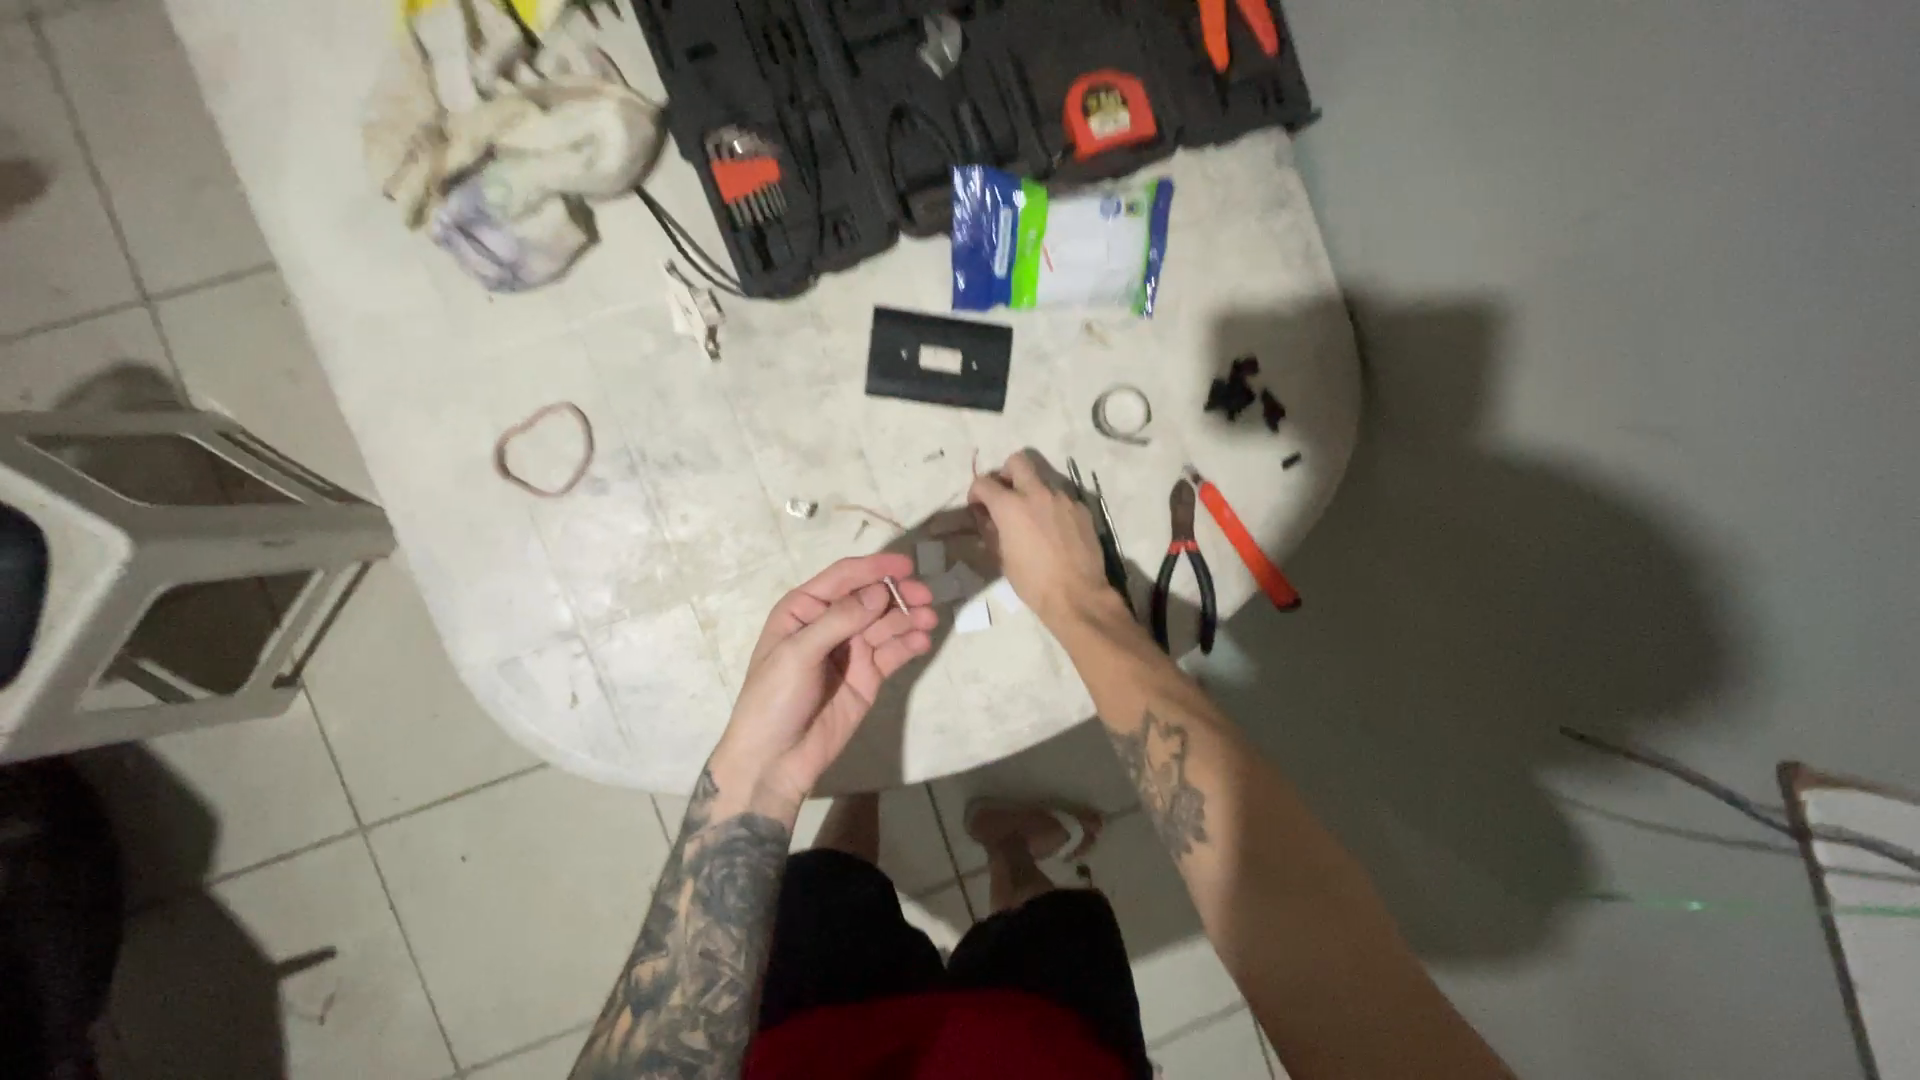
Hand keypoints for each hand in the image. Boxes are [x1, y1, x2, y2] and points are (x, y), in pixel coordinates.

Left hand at [709, 554, 936, 813]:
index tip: (906, 566)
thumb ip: (838, 620)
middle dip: (897, 595)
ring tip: (929, 620)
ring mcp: (851, 651)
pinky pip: (893, 652)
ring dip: (908, 619)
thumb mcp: (797, 654)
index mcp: (803, 610)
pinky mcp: (868, 676)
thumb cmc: (773, 699)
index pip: (843, 578)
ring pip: (886, 624)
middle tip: (925, 597)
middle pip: (870, 598)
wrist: (774, 759)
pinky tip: (922, 642)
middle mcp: (829, 624)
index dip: (874, 568)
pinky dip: (909, 644)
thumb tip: (878, 593)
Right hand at [967, 449, 1113, 626]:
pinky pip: (1062, 499)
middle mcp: (1037, 494)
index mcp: (1011, 506)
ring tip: (1033, 519)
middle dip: (1006, 473)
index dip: (976, 492)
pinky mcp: (1081, 509)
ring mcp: (1063, 499)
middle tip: (1006, 495)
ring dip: (1032, 493)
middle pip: (1017, 461)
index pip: (984, 482)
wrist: (1076, 595)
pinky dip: (1053, 508)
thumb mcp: (1002, 558)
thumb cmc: (1032, 582)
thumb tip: (987, 518)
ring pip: (1042, 481)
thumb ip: (992, 531)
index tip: (978, 506)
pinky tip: (1055, 531)